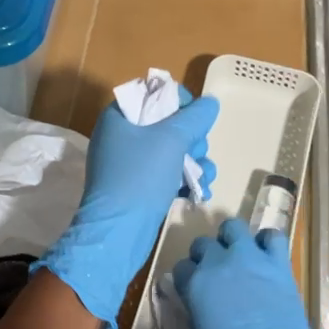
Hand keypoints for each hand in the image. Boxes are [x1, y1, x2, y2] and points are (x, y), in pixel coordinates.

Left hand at [36, 91, 218, 328]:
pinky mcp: (137, 187)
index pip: (154, 94)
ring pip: (171, 149)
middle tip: (197, 152)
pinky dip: (183, 178)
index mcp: (119, 116)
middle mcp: (121, 135)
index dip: (181, 102)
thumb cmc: (140, 177)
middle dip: (191, 138)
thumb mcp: (171, 140)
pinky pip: (166, 172)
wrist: (117, 234)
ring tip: (204, 177)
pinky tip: (200, 191)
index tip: (196, 121)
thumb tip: (210, 102)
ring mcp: (128, 163)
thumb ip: (195, 118)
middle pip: (168, 122)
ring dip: (193, 160)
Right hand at [156, 218, 328, 328]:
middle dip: (203, 256)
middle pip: (203, 243)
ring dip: (230, 238)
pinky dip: (268, 241)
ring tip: (235, 256)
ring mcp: (251, 257)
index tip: (191, 295)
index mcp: (196, 284)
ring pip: (233, 227)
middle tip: (212, 278)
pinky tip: (265, 255)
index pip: (180, 268)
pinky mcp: (278, 262)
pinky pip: (273, 236)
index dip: (184, 280)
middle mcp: (220, 263)